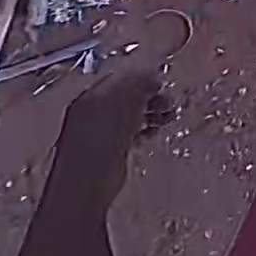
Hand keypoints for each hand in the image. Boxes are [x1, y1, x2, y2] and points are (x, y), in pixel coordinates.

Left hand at [53, 69, 165, 207]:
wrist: (88, 181)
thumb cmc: (106, 134)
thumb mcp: (126, 101)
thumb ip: (140, 83)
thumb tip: (152, 75)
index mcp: (93, 96)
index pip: (122, 76)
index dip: (143, 75)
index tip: (162, 78)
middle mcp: (93, 111)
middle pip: (128, 95)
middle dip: (151, 95)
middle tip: (168, 99)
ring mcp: (99, 132)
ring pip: (131, 113)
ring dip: (152, 111)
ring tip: (168, 116)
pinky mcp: (108, 150)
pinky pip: (131, 130)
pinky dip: (145, 127)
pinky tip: (156, 130)